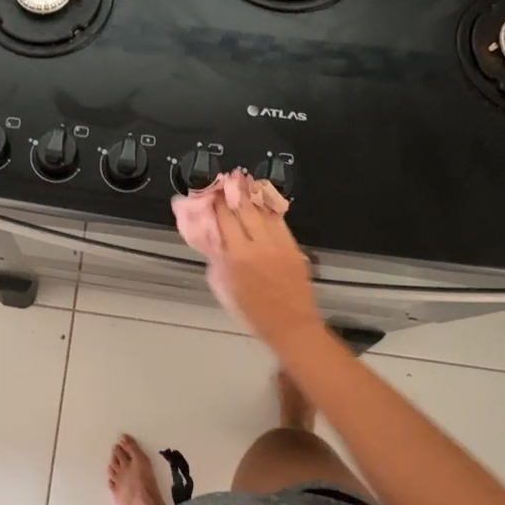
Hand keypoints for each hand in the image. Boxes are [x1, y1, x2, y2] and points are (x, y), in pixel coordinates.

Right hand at [209, 196, 322, 353]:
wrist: (292, 325)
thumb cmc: (254, 313)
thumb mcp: (226, 288)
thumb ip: (218, 260)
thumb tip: (213, 241)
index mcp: (238, 257)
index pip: (224, 220)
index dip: (217, 204)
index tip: (211, 193)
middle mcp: (258, 245)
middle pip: (243, 209)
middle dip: (234, 192)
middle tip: (228, 179)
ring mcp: (278, 244)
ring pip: (263, 211)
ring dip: (252, 195)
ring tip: (245, 182)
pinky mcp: (293, 246)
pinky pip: (279, 221)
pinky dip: (269, 209)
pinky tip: (263, 201)